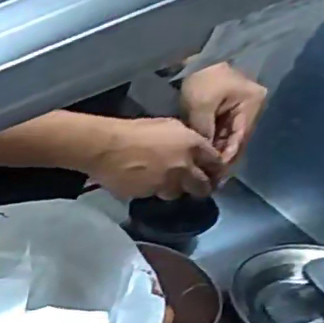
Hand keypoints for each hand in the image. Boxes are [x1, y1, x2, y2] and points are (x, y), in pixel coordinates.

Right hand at [79, 117, 225, 200]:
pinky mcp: (149, 195)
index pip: (215, 163)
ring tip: (168, 184)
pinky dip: (156, 191)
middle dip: (202, 187)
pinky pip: (157, 195)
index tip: (212, 172)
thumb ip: (186, 141)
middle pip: (202, 186)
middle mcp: (184, 168)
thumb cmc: (136, 131)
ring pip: (179, 193)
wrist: (108, 149)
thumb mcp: (170, 127)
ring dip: (176, 190)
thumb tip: (190, 151)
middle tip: (198, 187)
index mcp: (193, 146)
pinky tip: (148, 183)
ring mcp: (166, 184)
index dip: (215, 169)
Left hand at [179, 62, 268, 167]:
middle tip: (209, 182)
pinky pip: (224, 137)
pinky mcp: (230, 115)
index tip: (214, 175)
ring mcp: (242, 112)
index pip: (240, 138)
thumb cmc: (202, 82)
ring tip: (206, 176)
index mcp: (252, 103)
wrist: (196, 65)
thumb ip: (205, 132)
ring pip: (230, 141)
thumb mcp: (201, 107)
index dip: (227, 157)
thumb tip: (206, 156)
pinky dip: (215, 149)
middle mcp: (252, 109)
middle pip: (237, 142)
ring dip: (218, 158)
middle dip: (223, 162)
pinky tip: (205, 163)